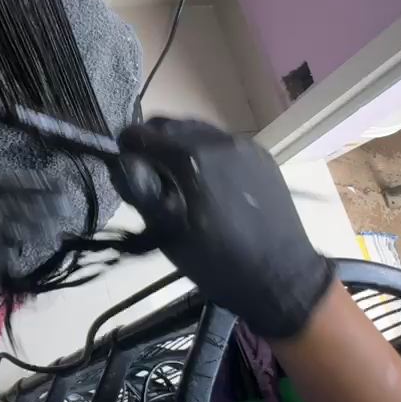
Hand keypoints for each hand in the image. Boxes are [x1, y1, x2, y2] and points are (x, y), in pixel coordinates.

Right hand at [112, 118, 331, 337]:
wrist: (279, 276)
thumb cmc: (215, 259)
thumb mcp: (164, 230)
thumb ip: (137, 189)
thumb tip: (121, 161)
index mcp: (191, 158)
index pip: (142, 133)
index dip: (127, 146)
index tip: (124, 163)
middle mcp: (218, 141)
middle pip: (170, 125)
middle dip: (153, 142)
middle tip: (149, 172)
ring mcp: (244, 146)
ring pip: (197, 130)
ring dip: (179, 144)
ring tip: (178, 176)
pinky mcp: (261, 156)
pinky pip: (221, 142)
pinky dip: (205, 152)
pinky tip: (208, 181)